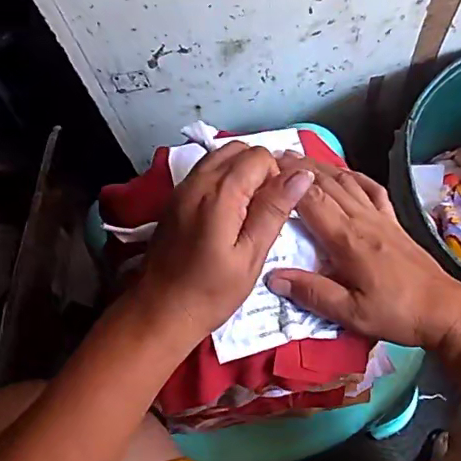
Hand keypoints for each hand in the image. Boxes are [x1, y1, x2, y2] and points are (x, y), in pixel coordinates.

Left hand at [128, 141, 315, 341]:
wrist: (159, 311)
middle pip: (238, 150)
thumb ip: (274, 210)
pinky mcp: (173, 200)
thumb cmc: (210, 292)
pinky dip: (222, 180)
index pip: (260, 156)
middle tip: (265, 209)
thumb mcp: (251, 256)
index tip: (277, 208)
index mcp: (219, 194)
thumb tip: (301, 175)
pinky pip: (204, 172)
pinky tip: (227, 214)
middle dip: (259, 170)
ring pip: (219, 157)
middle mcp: (197, 182)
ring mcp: (181, 189)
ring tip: (248, 212)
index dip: (277, 176)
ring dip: (240, 173)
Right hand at [265, 155, 460, 352]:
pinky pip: (372, 190)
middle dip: (299, 168)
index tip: (266, 168)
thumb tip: (272, 277)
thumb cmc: (396, 313)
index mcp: (347, 240)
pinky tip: (346, 172)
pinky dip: (355, 176)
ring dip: (322, 167)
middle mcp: (362, 220)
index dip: (288, 181)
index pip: (311, 200)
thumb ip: (312, 293)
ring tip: (300, 158)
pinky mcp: (394, 222)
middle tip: (273, 157)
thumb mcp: (350, 313)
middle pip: (327, 184)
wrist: (445, 310)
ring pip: (347, 183)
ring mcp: (381, 218)